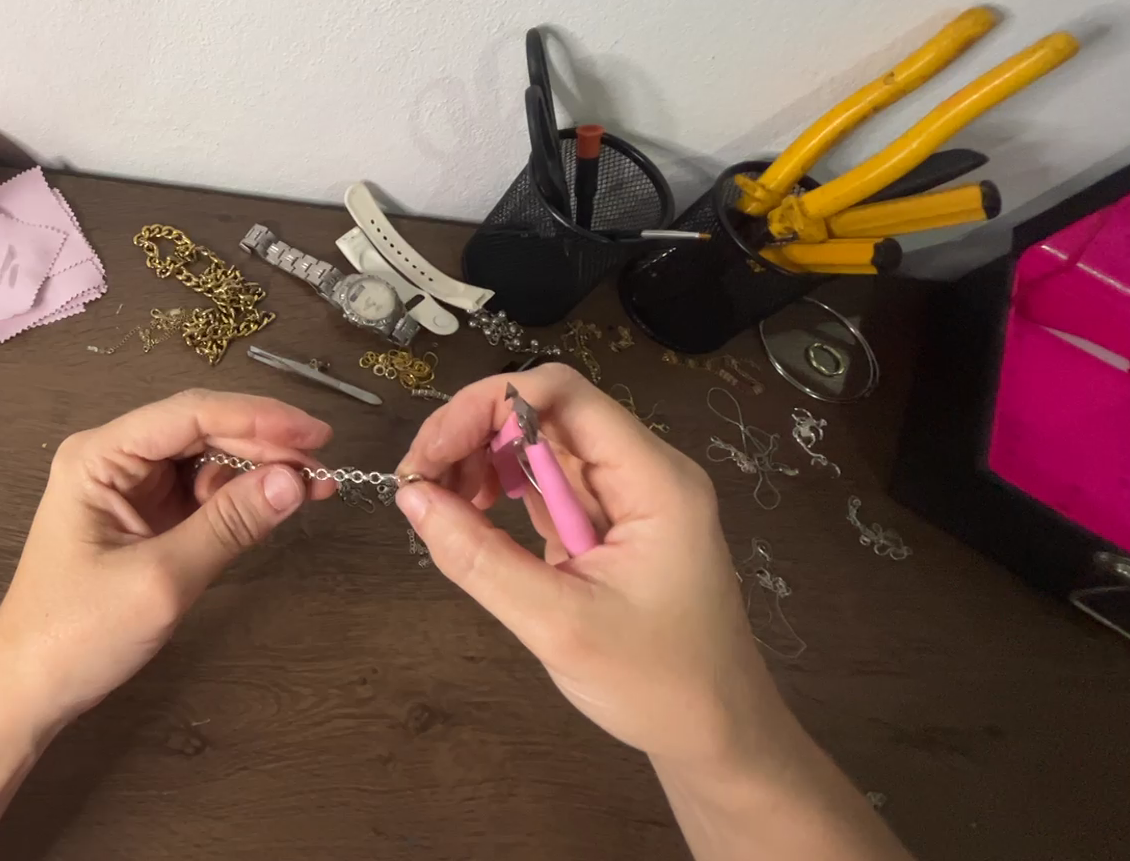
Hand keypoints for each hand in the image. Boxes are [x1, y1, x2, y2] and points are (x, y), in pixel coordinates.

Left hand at [0, 389, 335, 731]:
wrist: (29, 691)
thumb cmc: (78, 634)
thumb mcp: (162, 579)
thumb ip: (230, 524)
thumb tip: (296, 481)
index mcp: (100, 454)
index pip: (189, 413)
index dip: (258, 418)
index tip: (316, 435)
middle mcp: (114, 456)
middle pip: (200, 429)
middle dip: (264, 445)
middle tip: (323, 468)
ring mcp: (130, 484)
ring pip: (206, 457)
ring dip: (258, 469)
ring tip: (314, 487)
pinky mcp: (145, 513)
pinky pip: (200, 490)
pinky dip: (240, 496)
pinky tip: (275, 503)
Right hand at [395, 364, 787, 769]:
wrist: (718, 737)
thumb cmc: (658, 686)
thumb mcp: (558, 625)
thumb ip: (479, 559)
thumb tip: (411, 497)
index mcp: (652, 479)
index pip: (560, 392)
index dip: (485, 405)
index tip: (432, 454)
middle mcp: (637, 467)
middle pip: (539, 408)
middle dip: (470, 432)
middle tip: (420, 481)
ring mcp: (620, 489)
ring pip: (531, 436)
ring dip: (475, 456)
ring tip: (442, 502)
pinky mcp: (600, 512)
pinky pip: (536, 473)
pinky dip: (493, 483)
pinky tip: (471, 513)